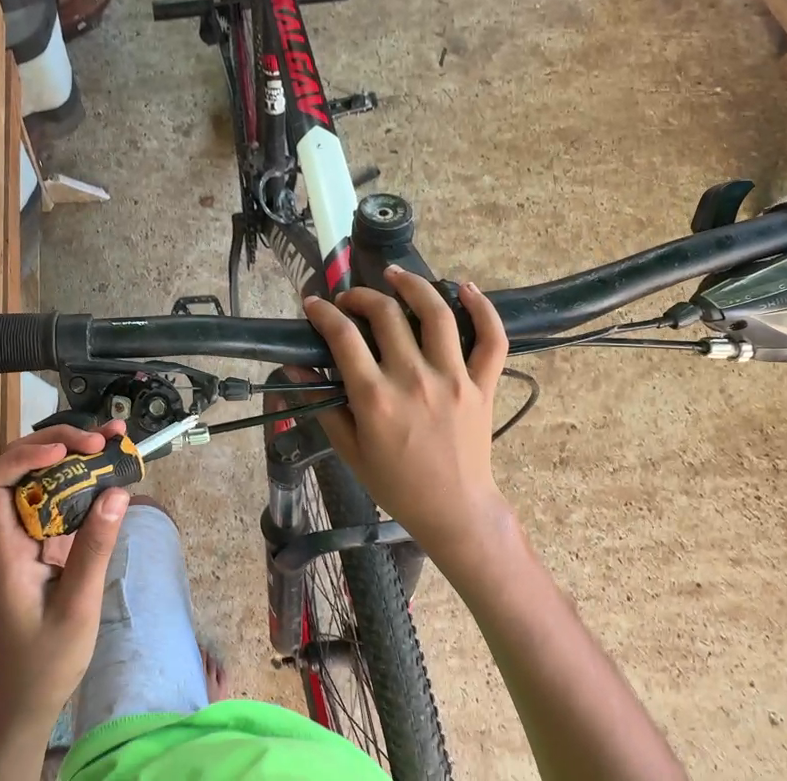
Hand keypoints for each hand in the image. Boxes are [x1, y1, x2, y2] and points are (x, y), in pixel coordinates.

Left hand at [0, 422, 130, 716]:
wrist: (28, 698)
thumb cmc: (45, 660)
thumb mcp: (76, 608)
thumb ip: (93, 550)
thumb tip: (117, 493)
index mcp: (4, 547)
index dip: (24, 457)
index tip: (65, 455)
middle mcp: (11, 532)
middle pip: (18, 468)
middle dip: (57, 445)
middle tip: (100, 440)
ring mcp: (28, 536)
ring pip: (41, 479)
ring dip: (74, 455)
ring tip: (112, 439)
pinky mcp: (46, 544)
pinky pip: (60, 500)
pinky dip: (84, 480)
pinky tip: (111, 470)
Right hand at [298, 265, 511, 549]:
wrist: (454, 510)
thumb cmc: (395, 483)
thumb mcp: (348, 448)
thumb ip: (322, 403)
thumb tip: (294, 366)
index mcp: (375, 398)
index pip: (343, 336)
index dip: (323, 312)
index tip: (313, 304)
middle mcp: (413, 380)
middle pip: (385, 315)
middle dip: (359, 296)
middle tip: (348, 299)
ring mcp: (453, 379)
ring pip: (436, 314)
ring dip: (413, 286)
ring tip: (395, 275)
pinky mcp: (484, 385)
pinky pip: (491, 338)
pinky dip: (482, 308)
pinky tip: (464, 288)